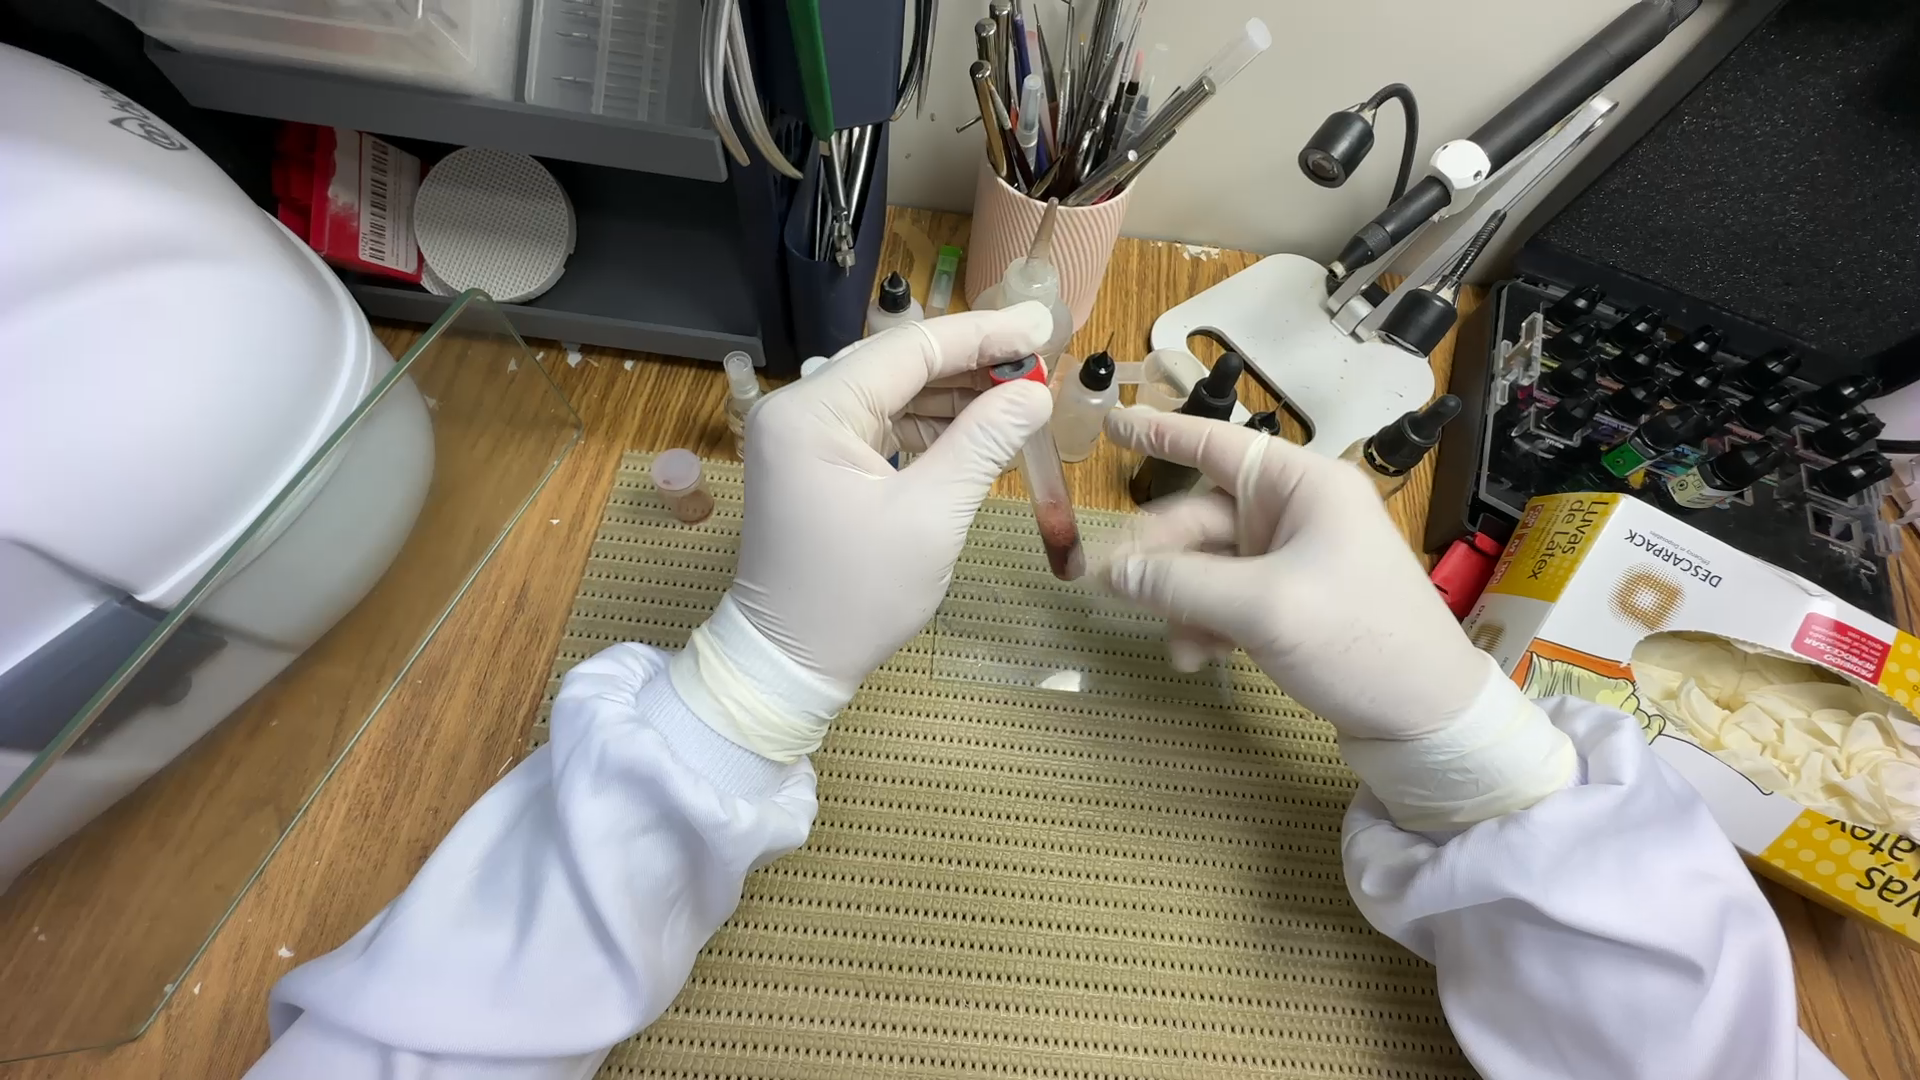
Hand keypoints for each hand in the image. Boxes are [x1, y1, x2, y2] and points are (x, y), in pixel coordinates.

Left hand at [669, 305, 1054, 761]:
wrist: (791, 661)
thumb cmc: (857, 597)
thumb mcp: (931, 517)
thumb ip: (983, 443)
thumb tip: (1033, 394)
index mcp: (813, 412)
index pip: (909, 349)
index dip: (981, 336)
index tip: (1040, 326)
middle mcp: (798, 408)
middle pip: (897, 364)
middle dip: (969, 363)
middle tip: (1035, 361)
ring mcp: (802, 435)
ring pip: (890, 392)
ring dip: (951, 394)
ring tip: (1014, 396)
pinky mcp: (813, 460)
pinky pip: (878, 424)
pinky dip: (925, 425)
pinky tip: (970, 427)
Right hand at [1097, 406, 1575, 828]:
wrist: (1423, 719)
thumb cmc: (1358, 640)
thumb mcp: (1264, 608)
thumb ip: (1180, 584)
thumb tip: (1110, 573)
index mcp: (1300, 487)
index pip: (1215, 445)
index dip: (1160, 434)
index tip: (1113, 424)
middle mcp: (1290, 512)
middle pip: (1197, 519)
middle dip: (1158, 558)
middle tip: (1108, 587)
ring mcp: (1285, 557)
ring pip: (1202, 564)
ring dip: (1180, 603)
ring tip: (1175, 644)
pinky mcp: (1281, 597)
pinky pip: (1220, 596)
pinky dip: (1202, 622)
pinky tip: (1196, 656)